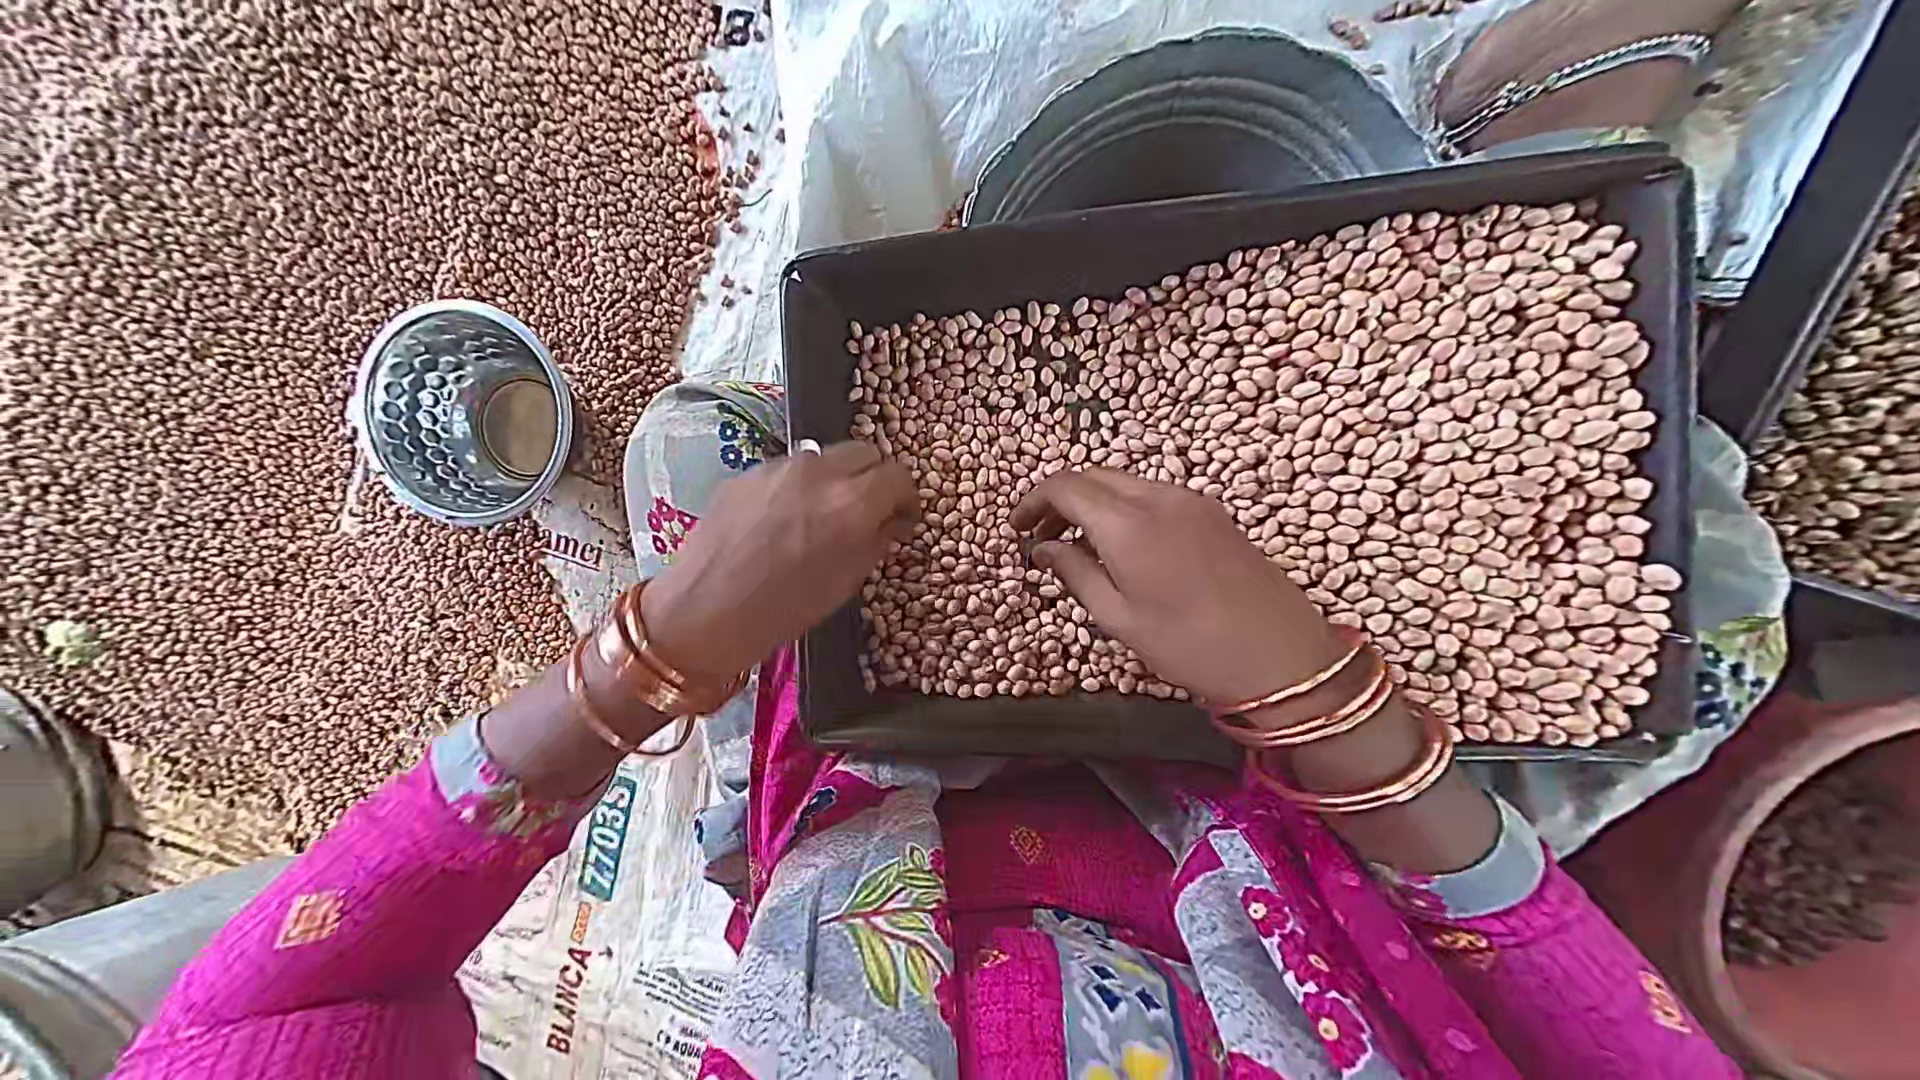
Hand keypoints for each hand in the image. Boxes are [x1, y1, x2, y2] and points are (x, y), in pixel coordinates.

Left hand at [640, 442, 918, 681]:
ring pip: (826, 456)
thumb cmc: (784, 609)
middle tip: (868, 510)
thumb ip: (878, 539)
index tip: (900, 516)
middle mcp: (819, 471)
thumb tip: (893, 520)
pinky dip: (800, 485)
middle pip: (866, 451)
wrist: (704, 612)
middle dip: (874, 478)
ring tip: (822, 514)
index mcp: (852, 503)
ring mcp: (780, 466)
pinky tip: (783, 519)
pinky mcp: (748, 471)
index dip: (906, 497)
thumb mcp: (847, 581)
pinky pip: (789, 468)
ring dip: (837, 478)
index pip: (899, 475)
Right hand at [1009, 468, 1343, 705]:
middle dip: (1059, 500)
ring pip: (1123, 483)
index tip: (1017, 529)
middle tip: (1043, 539)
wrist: (1282, 655)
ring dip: (1092, 503)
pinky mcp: (1211, 511)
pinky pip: (1153, 494)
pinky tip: (1122, 547)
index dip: (1032, 502)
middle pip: (1092, 476)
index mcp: (1128, 523)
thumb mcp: (1118, 618)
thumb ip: (1074, 573)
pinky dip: (1123, 509)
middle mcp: (1157, 496)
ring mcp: (1190, 499)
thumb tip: (1044, 548)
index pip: (1064, 486)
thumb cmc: (1189, 646)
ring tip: (1079, 547)